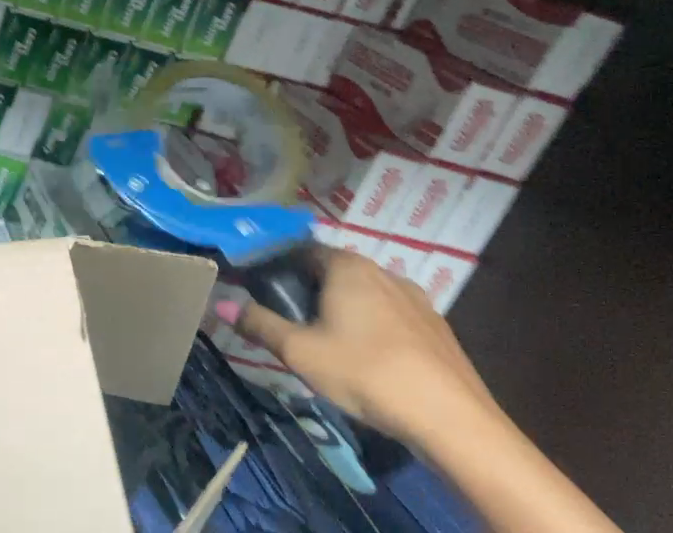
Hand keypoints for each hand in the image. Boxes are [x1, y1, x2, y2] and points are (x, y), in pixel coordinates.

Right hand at [226, 246, 496, 444]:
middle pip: (335, 272)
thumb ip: (258, 324)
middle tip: (290, 322)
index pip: (302, 250)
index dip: (278, 267)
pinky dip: (375, 330)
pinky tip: (369, 362)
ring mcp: (417, 300)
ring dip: (345, 312)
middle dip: (310, 291)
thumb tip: (219, 304)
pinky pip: (393, 319)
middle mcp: (383, 272)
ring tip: (329, 344)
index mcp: (347, 267)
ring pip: (367, 296)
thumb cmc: (366, 373)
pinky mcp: (439, 330)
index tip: (260, 289)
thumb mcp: (299, 351)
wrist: (453, 421)